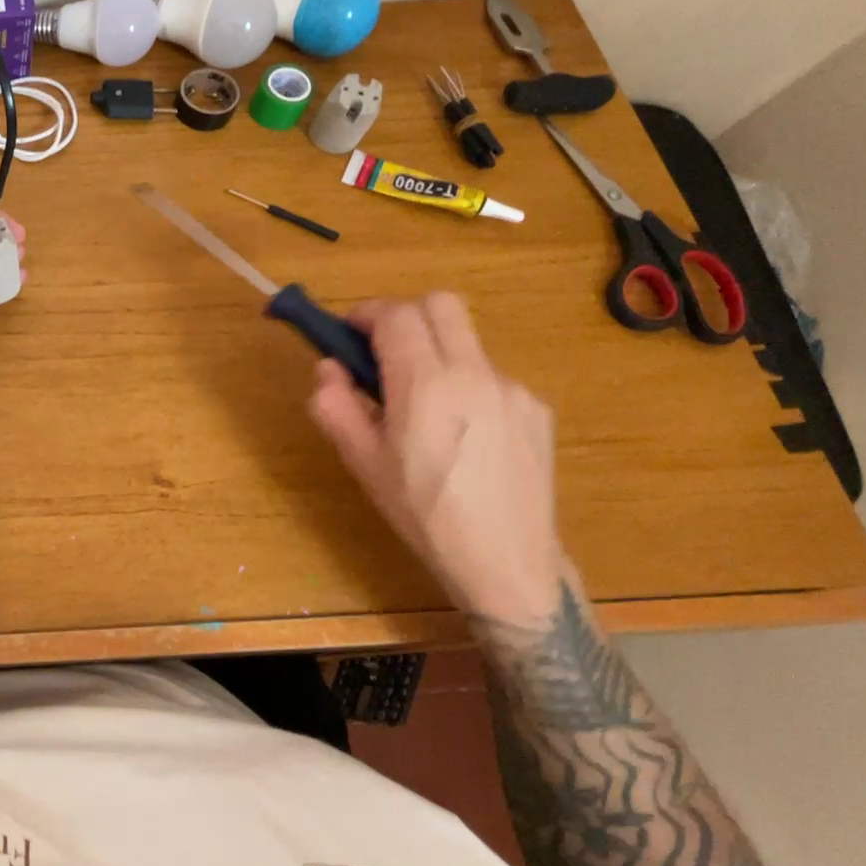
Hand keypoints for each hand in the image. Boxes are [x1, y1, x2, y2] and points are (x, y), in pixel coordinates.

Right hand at [307, 293, 566, 624]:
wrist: (505, 561)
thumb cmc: (421, 512)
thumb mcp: (361, 462)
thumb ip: (335, 405)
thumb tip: (330, 368)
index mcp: (426, 384)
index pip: (395, 314)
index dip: (364, 313)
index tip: (346, 332)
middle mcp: (475, 373)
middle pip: (440, 304)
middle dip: (402, 315)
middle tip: (378, 351)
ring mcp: (513, 388)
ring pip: (466, 340)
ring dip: (433, 350)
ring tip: (418, 403)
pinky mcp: (535, 409)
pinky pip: (489, 374)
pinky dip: (463, 382)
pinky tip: (458, 431)